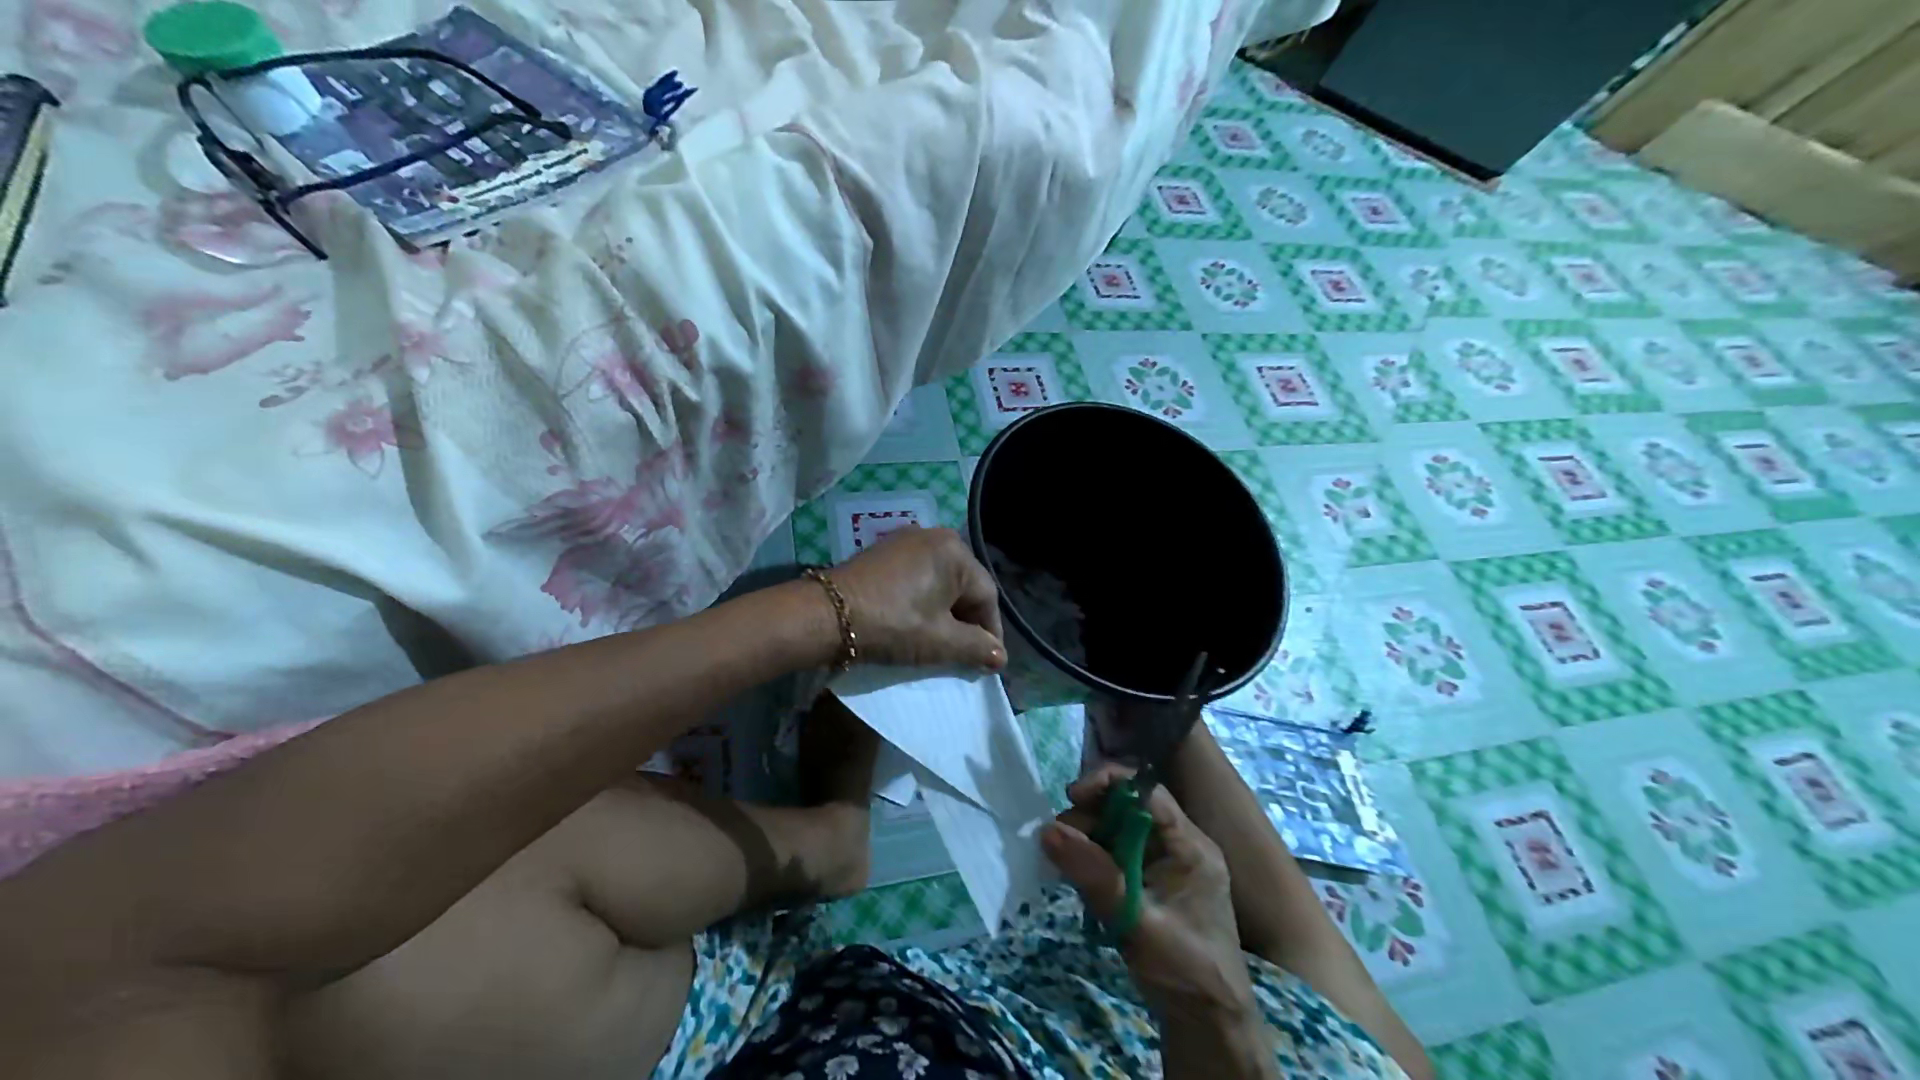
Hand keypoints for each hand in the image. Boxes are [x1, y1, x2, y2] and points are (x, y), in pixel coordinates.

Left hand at [830, 526, 1005, 670]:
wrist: (827, 615)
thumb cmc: (893, 624)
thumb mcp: (940, 641)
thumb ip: (977, 647)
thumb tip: (1002, 657)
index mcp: (955, 551)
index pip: (986, 596)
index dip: (990, 632)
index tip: (988, 661)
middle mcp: (934, 536)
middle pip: (964, 585)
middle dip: (967, 621)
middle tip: (964, 653)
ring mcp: (906, 540)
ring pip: (940, 581)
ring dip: (944, 612)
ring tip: (940, 641)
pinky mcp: (884, 551)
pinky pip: (917, 576)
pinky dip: (923, 599)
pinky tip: (915, 621)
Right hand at [1041, 765, 1256, 1019]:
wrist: (1209, 1025)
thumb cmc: (1184, 970)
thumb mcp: (1137, 922)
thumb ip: (1095, 876)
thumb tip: (1048, 831)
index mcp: (1190, 846)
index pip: (1147, 792)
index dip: (1109, 784)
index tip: (1073, 796)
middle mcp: (1179, 845)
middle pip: (1128, 807)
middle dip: (1090, 815)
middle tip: (1058, 839)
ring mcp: (1165, 864)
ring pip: (1117, 829)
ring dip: (1087, 838)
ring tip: (1064, 861)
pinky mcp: (1150, 882)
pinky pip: (1116, 854)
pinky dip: (1093, 858)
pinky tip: (1076, 873)